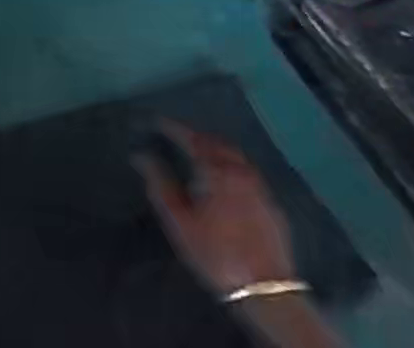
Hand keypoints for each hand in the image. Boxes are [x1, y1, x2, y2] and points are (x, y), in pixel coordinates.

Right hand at [134, 120, 295, 295]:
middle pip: (217, 143)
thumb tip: (140, 157)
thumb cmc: (215, 253)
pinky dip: (233, 167)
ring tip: (200, 154)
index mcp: (216, 171)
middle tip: (179, 136)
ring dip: (216, 149)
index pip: (192, 138)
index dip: (174, 128)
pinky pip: (249, 174)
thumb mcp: (179, 221)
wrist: (265, 291)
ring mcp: (260, 188)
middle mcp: (241, 172)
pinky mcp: (272, 205)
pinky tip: (227, 180)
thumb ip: (159, 185)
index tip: (158, 121)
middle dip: (197, 136)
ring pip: (236, 157)